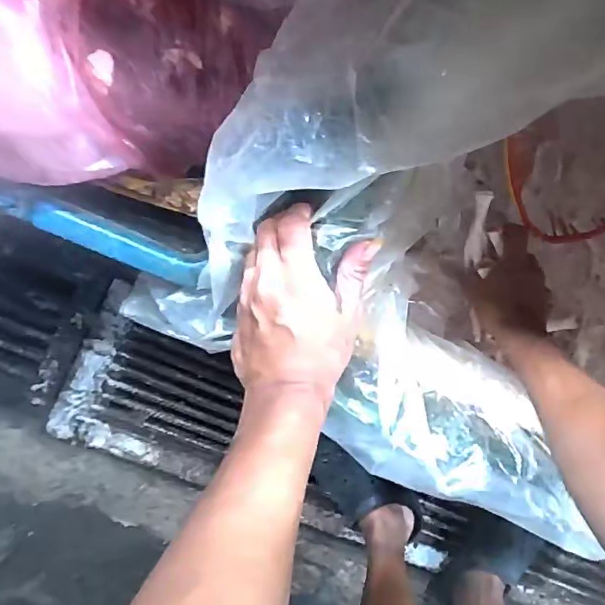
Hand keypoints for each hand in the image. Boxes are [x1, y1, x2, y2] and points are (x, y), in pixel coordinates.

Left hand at [232, 204, 377, 399]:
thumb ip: (353, 274)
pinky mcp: (236, 310)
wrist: (285, 392)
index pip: (290, 227)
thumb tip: (368, 243)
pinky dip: (257, 265)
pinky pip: (244, 275)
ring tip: (284, 247)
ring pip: (250, 252)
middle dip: (280, 221)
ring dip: (266, 242)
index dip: (299, 213)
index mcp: (295, 276)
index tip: (310, 212)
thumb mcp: (347, 315)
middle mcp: (265, 278)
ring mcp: (246, 294)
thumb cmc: (323, 355)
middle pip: (264, 232)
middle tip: (297, 224)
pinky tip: (271, 276)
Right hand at [464, 223, 551, 346]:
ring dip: (519, 275)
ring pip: (530, 272)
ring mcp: (541, 284)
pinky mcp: (545, 301)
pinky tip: (515, 301)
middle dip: (511, 257)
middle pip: (524, 254)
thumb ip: (467, 277)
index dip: (508, 229)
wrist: (521, 338)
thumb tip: (455, 266)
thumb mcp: (474, 292)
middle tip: (496, 265)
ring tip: (504, 286)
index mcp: (516, 259)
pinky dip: (526, 291)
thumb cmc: (496, 308)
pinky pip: (534, 289)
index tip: (497, 233)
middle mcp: (532, 267)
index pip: (517, 233)